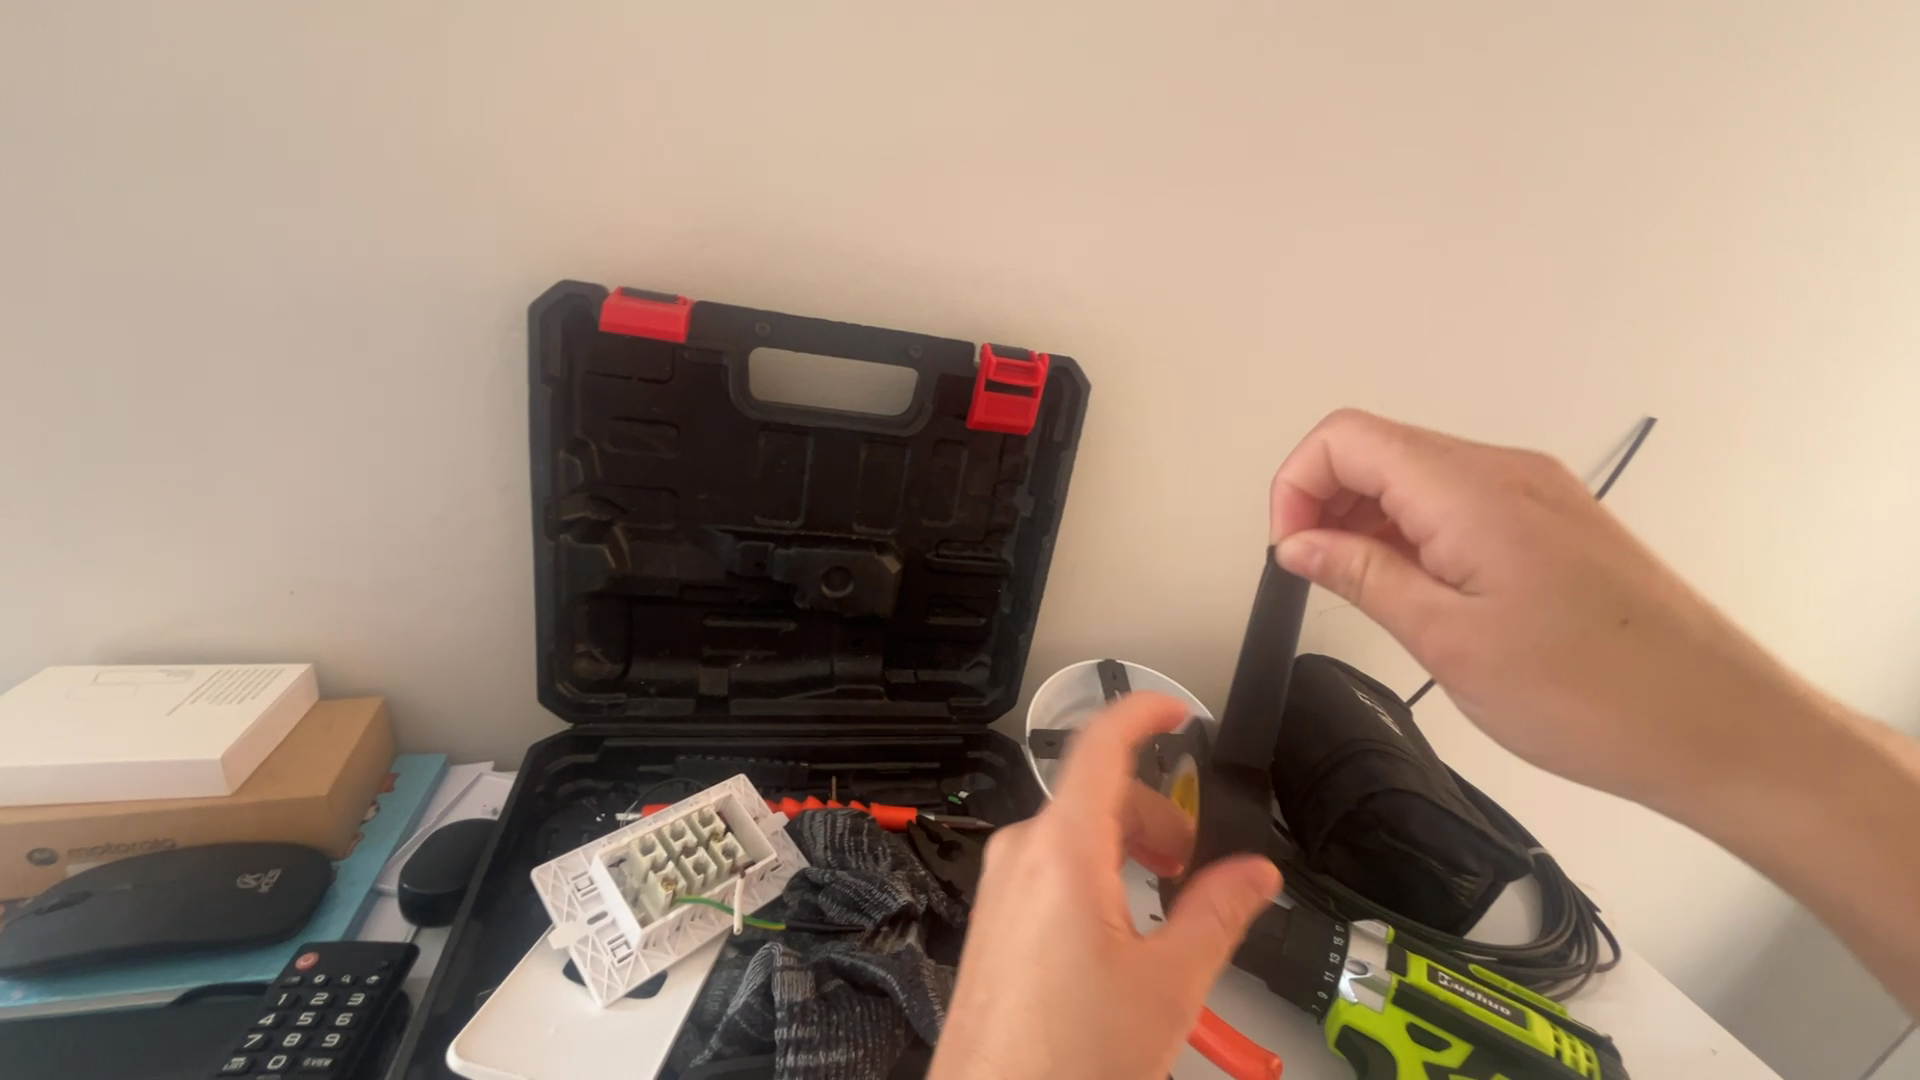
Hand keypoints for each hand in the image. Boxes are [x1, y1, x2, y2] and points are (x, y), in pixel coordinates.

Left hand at [929, 693, 1280, 1079]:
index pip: (1100, 746)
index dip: (1141, 713)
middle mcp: (1022, 851)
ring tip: (1163, 900)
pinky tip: (1119, 924)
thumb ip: (1216, 914)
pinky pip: (1051, 861)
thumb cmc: (1063, 1060)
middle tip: (1193, 863)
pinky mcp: (998, 908)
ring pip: (1074, 829)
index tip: (1173, 708)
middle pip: (1097, 793)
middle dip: (1155, 816)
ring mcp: (1004, 879)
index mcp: (1062, 850)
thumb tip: (1253, 873)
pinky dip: (1095, 869)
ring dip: (1127, 846)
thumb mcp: (1167, 986)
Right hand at [1268, 408, 1827, 807]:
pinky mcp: (1546, 519)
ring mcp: (1530, 492)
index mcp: (1472, 491)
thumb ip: (1359, 575)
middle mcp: (1503, 472)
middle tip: (1316, 574)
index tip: (1291, 551)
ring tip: (1361, 588)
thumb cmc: (1591, 694)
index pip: (1345, 440)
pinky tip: (1408, 586)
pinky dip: (1405, 531)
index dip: (1296, 486)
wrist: (1725, 729)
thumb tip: (1295, 545)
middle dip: (1321, 502)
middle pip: (1374, 448)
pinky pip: (1449, 500)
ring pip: (1409, 474)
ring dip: (1362, 519)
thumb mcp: (1445, 638)